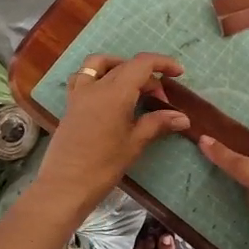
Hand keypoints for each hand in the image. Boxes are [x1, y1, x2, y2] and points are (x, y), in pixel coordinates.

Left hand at [32, 52, 189, 214]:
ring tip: (133, 84)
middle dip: (148, 78)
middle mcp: (96, 86)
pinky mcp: (70, 104)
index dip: (162, 63)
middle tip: (160, 102)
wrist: (64, 186)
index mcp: (116, 93)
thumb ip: (158, 124)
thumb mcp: (134, 144)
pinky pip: (82, 77)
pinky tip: (105, 92)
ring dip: (119, 66)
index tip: (178, 73)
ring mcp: (79, 93)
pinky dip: (97, 75)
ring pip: (99, 63)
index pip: (142, 64)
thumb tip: (183, 118)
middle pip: (126, 67)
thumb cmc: (103, 166)